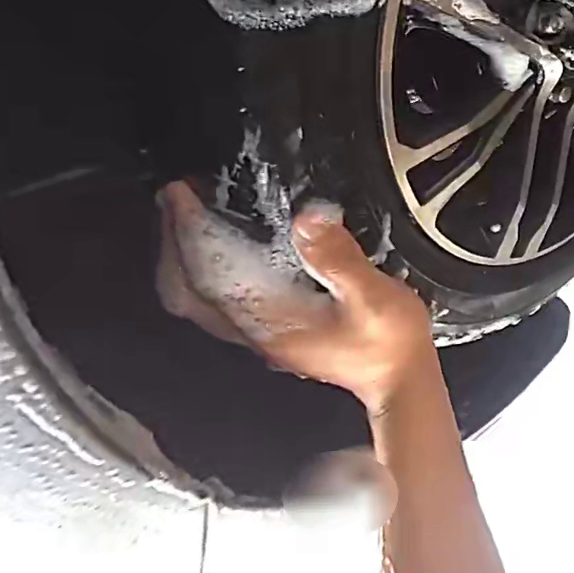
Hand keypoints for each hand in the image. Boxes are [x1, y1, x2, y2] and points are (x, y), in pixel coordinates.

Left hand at [157, 182, 436, 414]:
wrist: (399, 378)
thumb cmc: (388, 342)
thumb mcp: (373, 295)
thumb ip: (338, 258)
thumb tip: (308, 218)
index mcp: (269, 319)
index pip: (208, 274)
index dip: (189, 231)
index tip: (181, 194)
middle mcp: (254, 330)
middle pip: (186, 291)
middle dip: (173, 243)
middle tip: (176, 202)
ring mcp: (263, 334)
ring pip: (201, 298)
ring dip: (190, 258)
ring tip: (196, 221)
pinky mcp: (279, 332)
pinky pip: (225, 301)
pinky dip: (214, 272)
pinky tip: (236, 255)